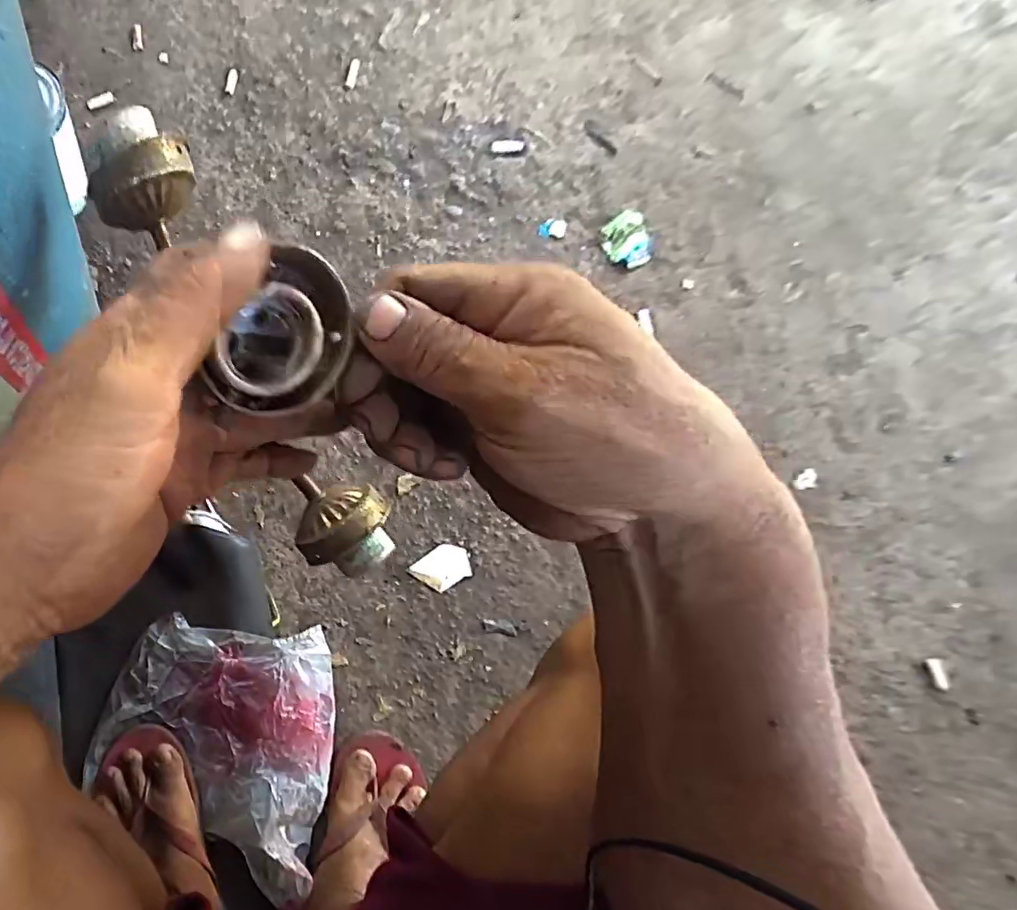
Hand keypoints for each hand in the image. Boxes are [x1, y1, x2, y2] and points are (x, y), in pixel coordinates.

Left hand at [0, 224, 323, 645]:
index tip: (323, 278)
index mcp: (136, 336)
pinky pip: (239, 459)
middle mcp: (156, 377)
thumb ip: (189, 308)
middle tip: (358, 345)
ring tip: (356, 395)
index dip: (257, 272)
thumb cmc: (77, 467)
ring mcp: (172, 434)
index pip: (201, 281)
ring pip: (244, 405)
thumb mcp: (132, 377)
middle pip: (232, 345)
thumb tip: (253, 234)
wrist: (30, 572)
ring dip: (293, 400)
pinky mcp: (183, 483)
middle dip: (289, 342)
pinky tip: (316, 453)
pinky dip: (274, 455)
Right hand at [338, 263, 777, 542]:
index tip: (359, 388)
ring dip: (396, 427)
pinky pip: (418, 424)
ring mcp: (479, 379)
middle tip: (386, 434)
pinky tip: (444, 469)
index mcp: (511, 299)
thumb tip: (370, 312)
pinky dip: (416, 448)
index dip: (372, 334)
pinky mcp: (472, 422)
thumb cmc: (610, 436)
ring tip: (425, 459)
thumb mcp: (519, 391)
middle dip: (382, 392)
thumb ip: (439, 352)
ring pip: (400, 390)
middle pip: (396, 346)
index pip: (411, 291)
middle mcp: (489, 331)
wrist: (658, 511)